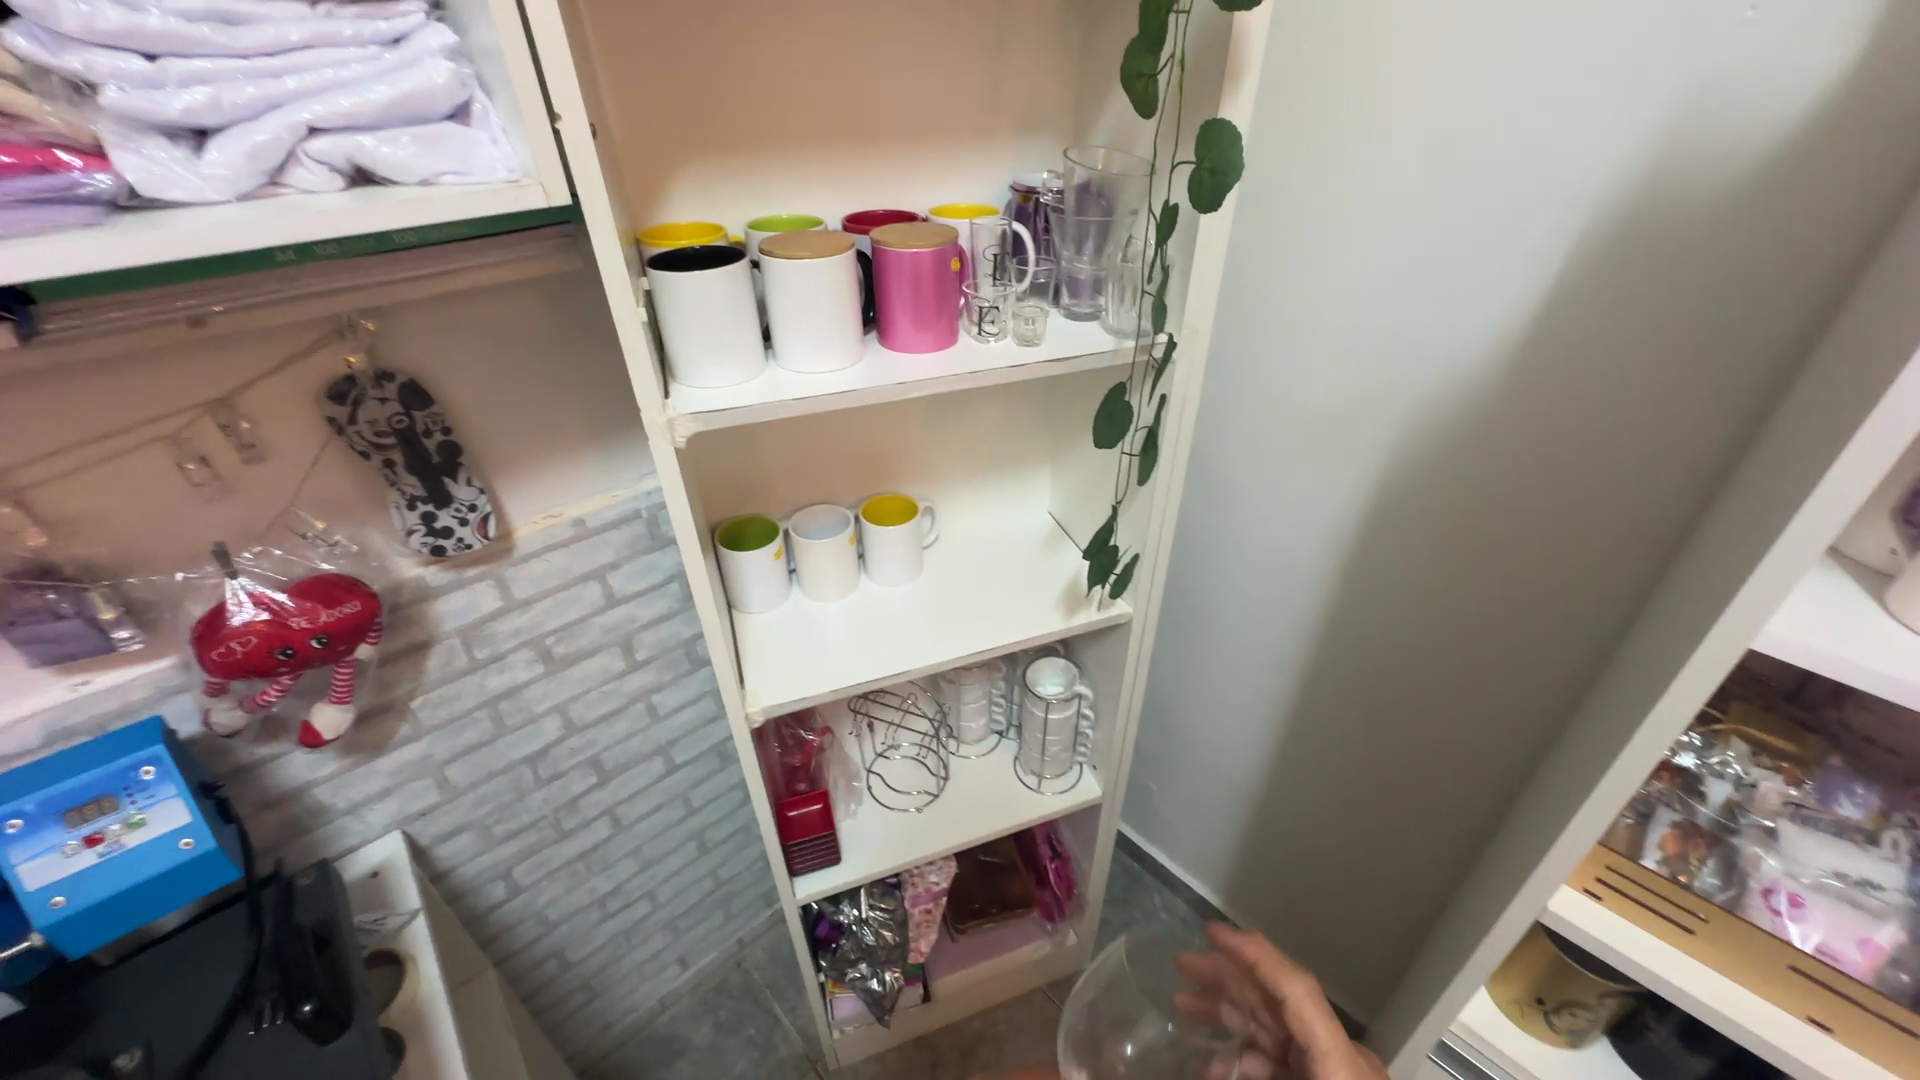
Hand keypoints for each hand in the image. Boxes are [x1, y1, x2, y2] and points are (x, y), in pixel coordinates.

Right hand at [1175, 923, 1386, 1079]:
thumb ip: (1245, 1075)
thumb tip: (1205, 1066)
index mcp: (1339, 1065)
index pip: (1295, 990)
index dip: (1254, 954)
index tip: (1213, 932)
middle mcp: (1339, 1060)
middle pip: (1279, 1002)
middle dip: (1229, 979)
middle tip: (1181, 965)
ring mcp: (1333, 1075)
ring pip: (1275, 1029)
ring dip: (1231, 1016)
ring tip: (1184, 1008)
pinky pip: (1281, 1061)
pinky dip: (1246, 1057)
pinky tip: (1215, 1066)